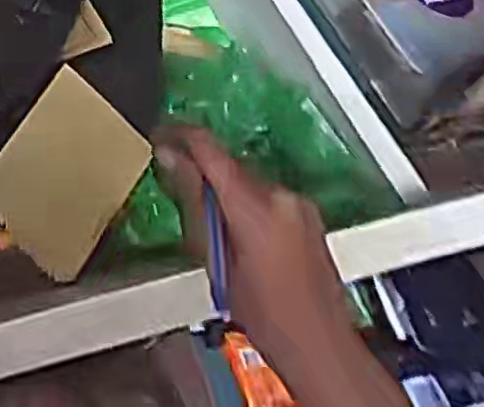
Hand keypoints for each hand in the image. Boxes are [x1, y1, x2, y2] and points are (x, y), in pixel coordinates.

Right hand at [156, 127, 364, 383]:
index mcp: (254, 206)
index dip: (179, 134)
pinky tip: (237, 229)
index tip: (160, 134)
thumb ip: (191, 200)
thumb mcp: (214, 259)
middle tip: (175, 181)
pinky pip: (265, 191)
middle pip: (227, 163)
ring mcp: (299, 203)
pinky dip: (245, 199)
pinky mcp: (309, 213)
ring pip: (246, 176)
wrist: (322, 350)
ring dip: (223, 186)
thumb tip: (169, 157)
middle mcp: (280, 195)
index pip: (208, 148)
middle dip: (200, 168)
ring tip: (209, 219)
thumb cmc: (264, 315)